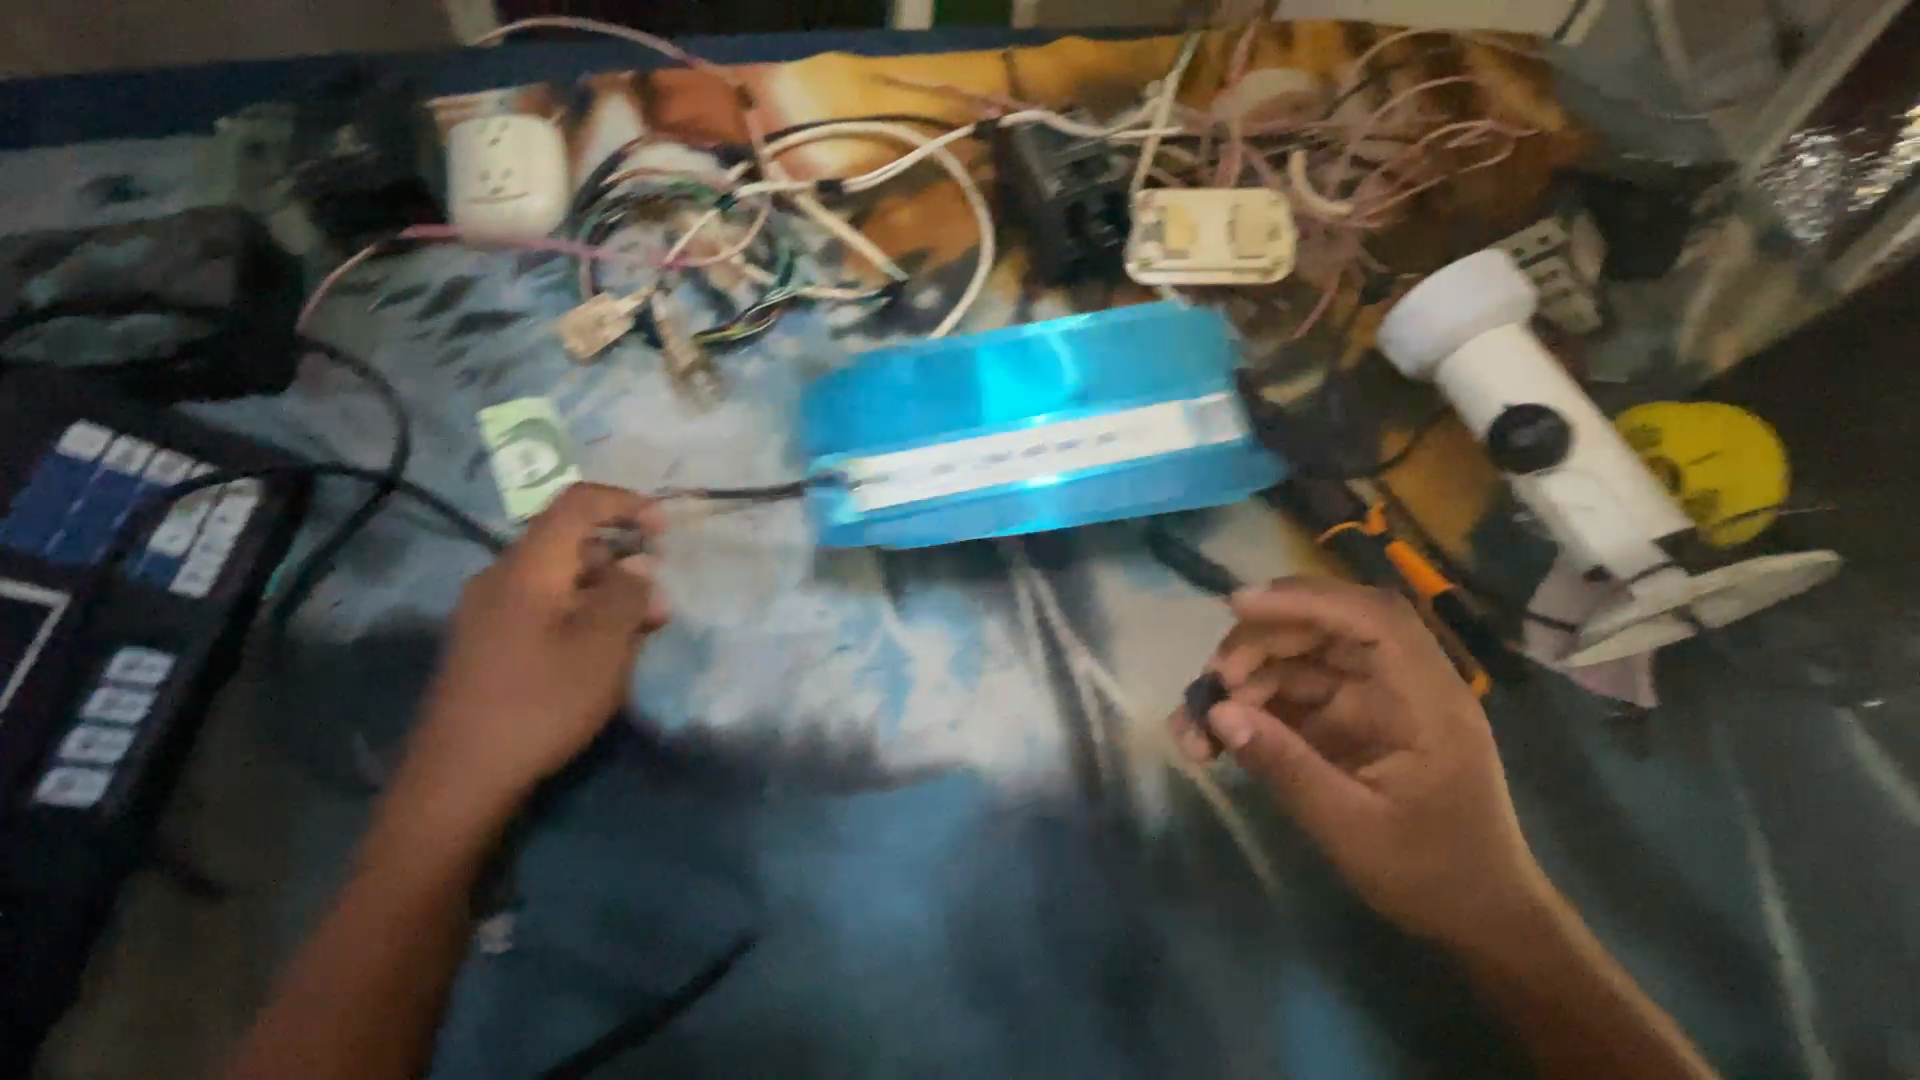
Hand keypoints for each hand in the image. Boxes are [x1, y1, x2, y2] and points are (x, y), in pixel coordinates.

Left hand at [405, 484, 670, 809]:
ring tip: (638, 635)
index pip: (577, 504)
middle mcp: (500, 577)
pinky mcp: (487, 643)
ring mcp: (488, 612)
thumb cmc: (541, 702)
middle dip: (624, 562)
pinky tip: (600, 655)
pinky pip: (544, 608)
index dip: (626, 503)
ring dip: (606, 594)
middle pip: (570, 544)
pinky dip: (581, 615)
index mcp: (527, 567)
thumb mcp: (602, 646)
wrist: (460, 776)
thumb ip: (628, 595)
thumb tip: (638, 565)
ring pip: (560, 581)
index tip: (665, 529)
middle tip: (659, 605)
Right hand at [1175, 577, 1552, 949]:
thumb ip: (1286, 767)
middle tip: (1213, 682)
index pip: (1372, 619)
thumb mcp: (1353, 829)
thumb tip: (1218, 713)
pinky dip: (1248, 707)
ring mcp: (1369, 701)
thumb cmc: (1430, 873)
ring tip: (1199, 725)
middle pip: (1324, 628)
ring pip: (1298, 658)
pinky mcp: (1345, 721)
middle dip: (1260, 643)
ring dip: (1245, 678)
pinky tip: (1210, 737)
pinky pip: (1288, 694)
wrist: (1473, 916)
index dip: (1305, 601)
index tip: (1238, 607)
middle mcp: (1399, 685)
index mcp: (1427, 700)